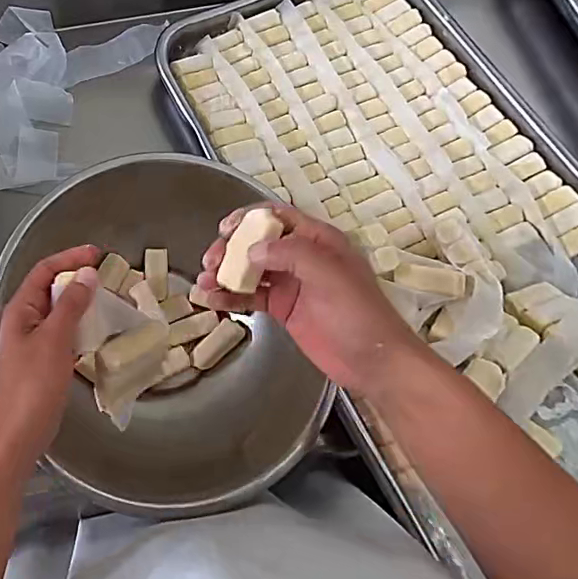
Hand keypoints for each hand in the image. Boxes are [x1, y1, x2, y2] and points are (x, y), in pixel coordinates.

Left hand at [0, 244, 100, 458]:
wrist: (17, 436)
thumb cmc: (31, 387)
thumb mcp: (54, 339)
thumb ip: (71, 305)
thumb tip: (87, 275)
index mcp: (21, 310)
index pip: (44, 270)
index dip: (69, 258)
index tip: (97, 254)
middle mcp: (26, 322)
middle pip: (52, 288)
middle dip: (78, 279)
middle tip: (107, 276)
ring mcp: (35, 343)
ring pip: (61, 312)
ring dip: (83, 303)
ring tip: (109, 300)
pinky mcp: (46, 362)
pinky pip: (66, 333)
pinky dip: (83, 327)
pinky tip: (100, 331)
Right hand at [195, 205, 431, 394]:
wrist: (374, 362)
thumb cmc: (358, 314)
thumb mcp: (329, 275)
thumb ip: (291, 254)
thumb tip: (252, 249)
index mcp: (318, 240)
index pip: (278, 216)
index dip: (249, 219)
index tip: (225, 230)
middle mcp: (302, 257)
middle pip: (257, 243)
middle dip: (230, 249)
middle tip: (210, 263)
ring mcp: (291, 283)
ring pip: (250, 270)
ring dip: (225, 274)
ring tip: (203, 285)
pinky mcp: (283, 308)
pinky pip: (252, 296)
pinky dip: (231, 297)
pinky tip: (213, 301)